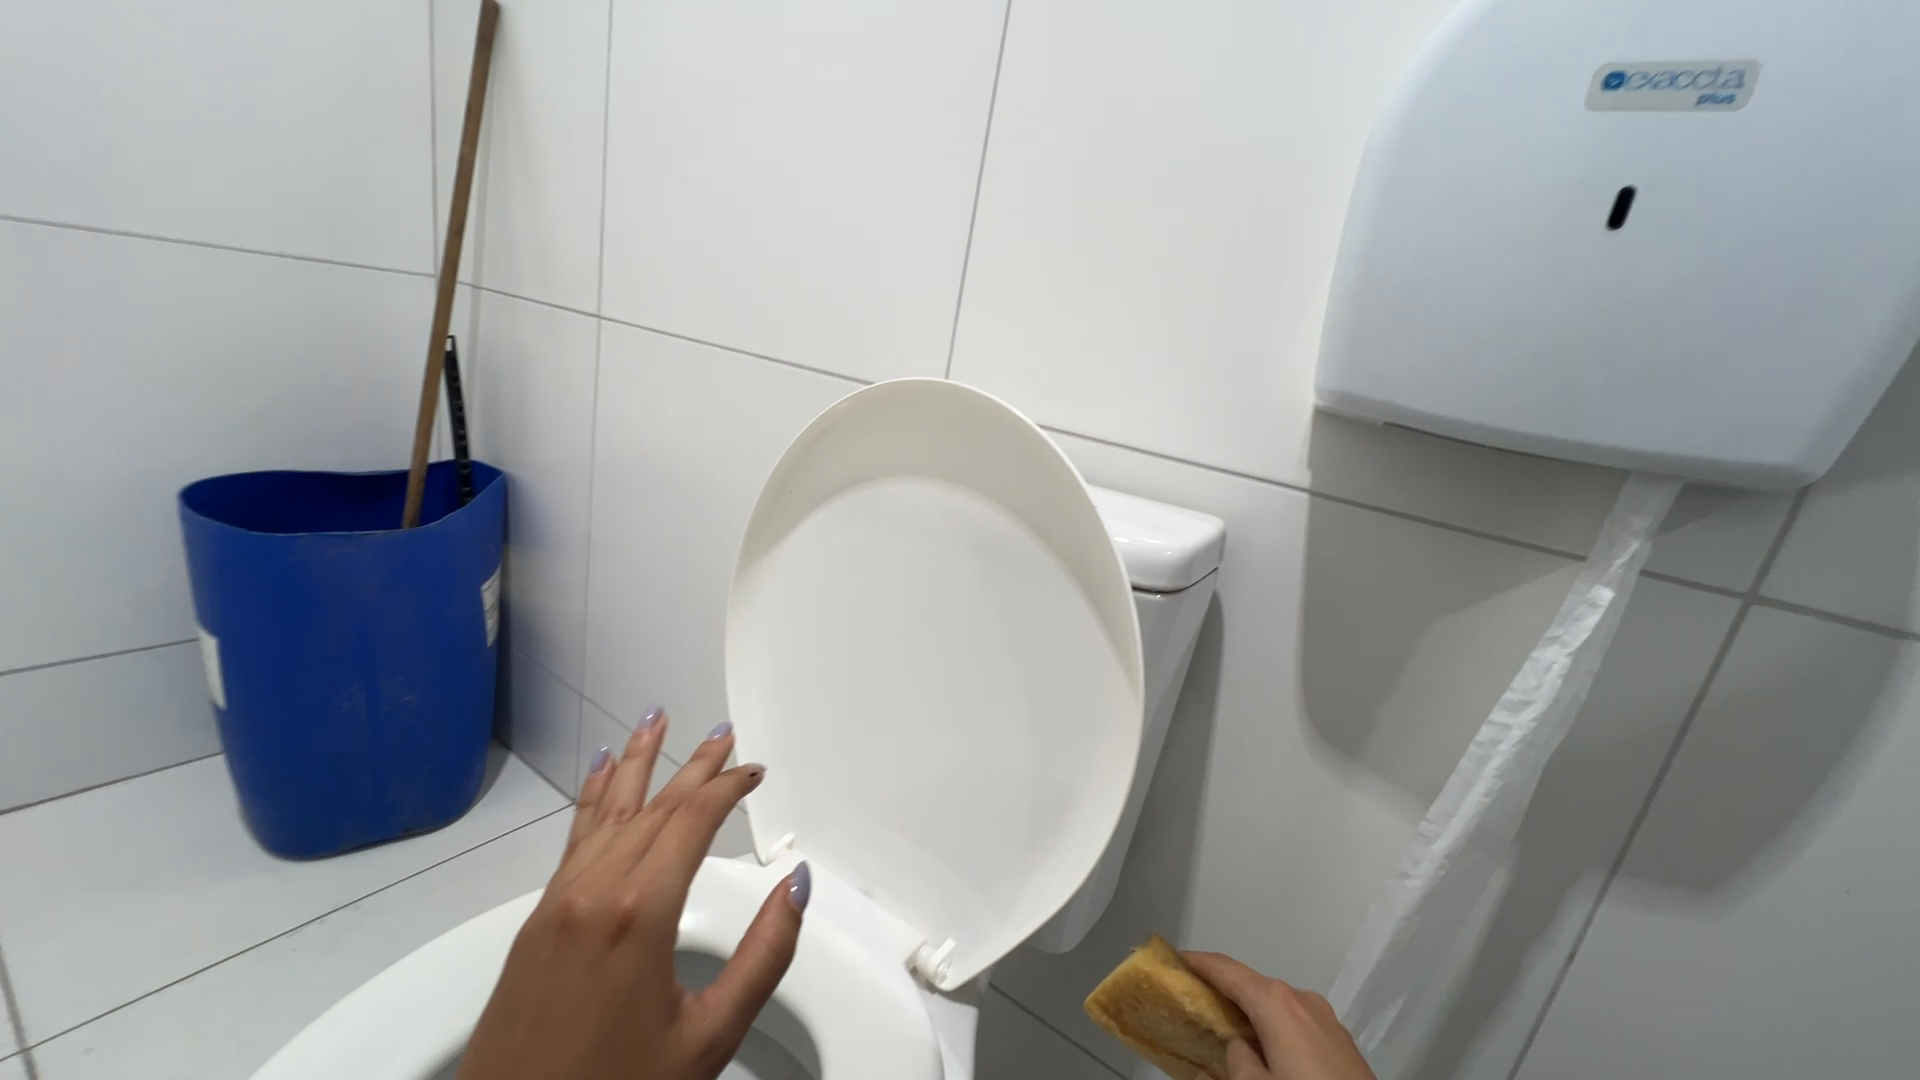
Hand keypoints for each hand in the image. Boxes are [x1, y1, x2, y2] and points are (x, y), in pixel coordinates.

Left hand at [456, 711, 807, 1079]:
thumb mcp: (710, 1036)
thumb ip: (764, 955)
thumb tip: (797, 884)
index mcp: (641, 912)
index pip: (693, 822)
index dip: (728, 787)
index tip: (754, 768)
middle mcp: (596, 891)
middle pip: (654, 806)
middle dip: (693, 765)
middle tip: (721, 731)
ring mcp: (560, 902)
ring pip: (608, 812)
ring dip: (638, 763)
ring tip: (655, 718)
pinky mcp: (537, 920)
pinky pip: (574, 838)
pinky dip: (593, 797)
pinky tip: (600, 773)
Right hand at [1181, 953, 1376, 1079]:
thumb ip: (1237, 1059)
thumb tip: (1243, 1045)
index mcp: (1276, 1003)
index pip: (1227, 970)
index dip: (1198, 963)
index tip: (1175, 959)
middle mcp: (1302, 1000)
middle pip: (1253, 986)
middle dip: (1225, 992)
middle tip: (1197, 1001)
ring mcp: (1328, 1021)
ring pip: (1278, 1007)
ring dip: (1253, 1014)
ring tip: (1231, 1032)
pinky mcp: (1343, 1044)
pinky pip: (1299, 1025)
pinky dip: (1277, 1030)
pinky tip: (1270, 1052)